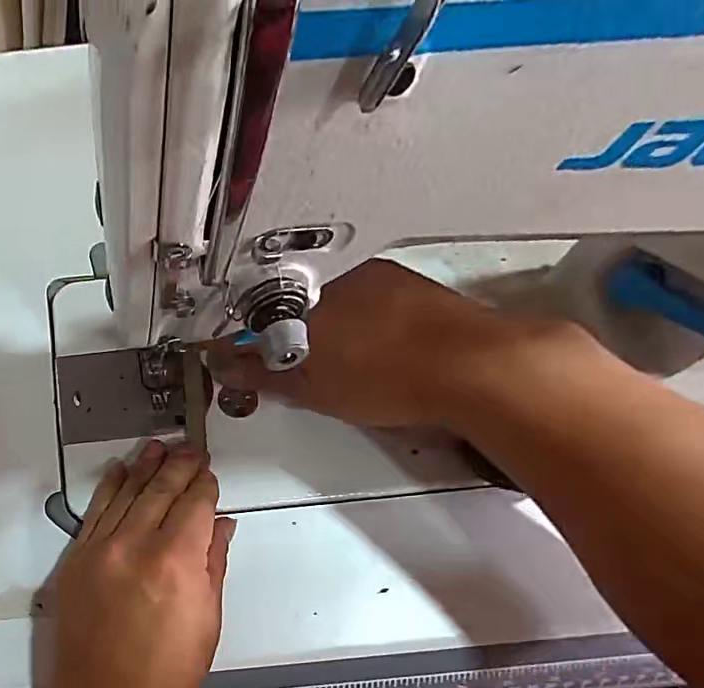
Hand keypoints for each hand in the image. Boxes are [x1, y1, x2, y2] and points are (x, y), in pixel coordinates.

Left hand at [41, 441, 235, 687]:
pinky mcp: (74, 561)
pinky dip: (109, 488)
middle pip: (160, 490)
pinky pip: (94, 513)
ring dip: (144, 467)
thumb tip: (219, 526)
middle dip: (179, 465)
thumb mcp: (207, 621)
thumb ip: (213, 565)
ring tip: (157, 446)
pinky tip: (120, 471)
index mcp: (176, 562)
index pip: (194, 504)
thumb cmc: (167, 676)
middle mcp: (134, 546)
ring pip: (125, 494)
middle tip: (191, 447)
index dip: (205, 485)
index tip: (211, 474)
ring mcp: (98, 551)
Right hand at [209, 259, 596, 428]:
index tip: (229, 358)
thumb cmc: (396, 380)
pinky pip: (369, 302)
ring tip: (354, 370)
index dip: (244, 347)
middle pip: (299, 314)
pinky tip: (380, 353)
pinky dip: (364, 324)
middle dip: (294, 342)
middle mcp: (340, 283)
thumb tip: (232, 371)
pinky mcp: (408, 284)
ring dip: (332, 332)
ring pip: (336, 306)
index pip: (261, 327)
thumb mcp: (319, 392)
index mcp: (311, 309)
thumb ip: (268, 379)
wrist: (474, 367)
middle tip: (305, 376)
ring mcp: (378, 279)